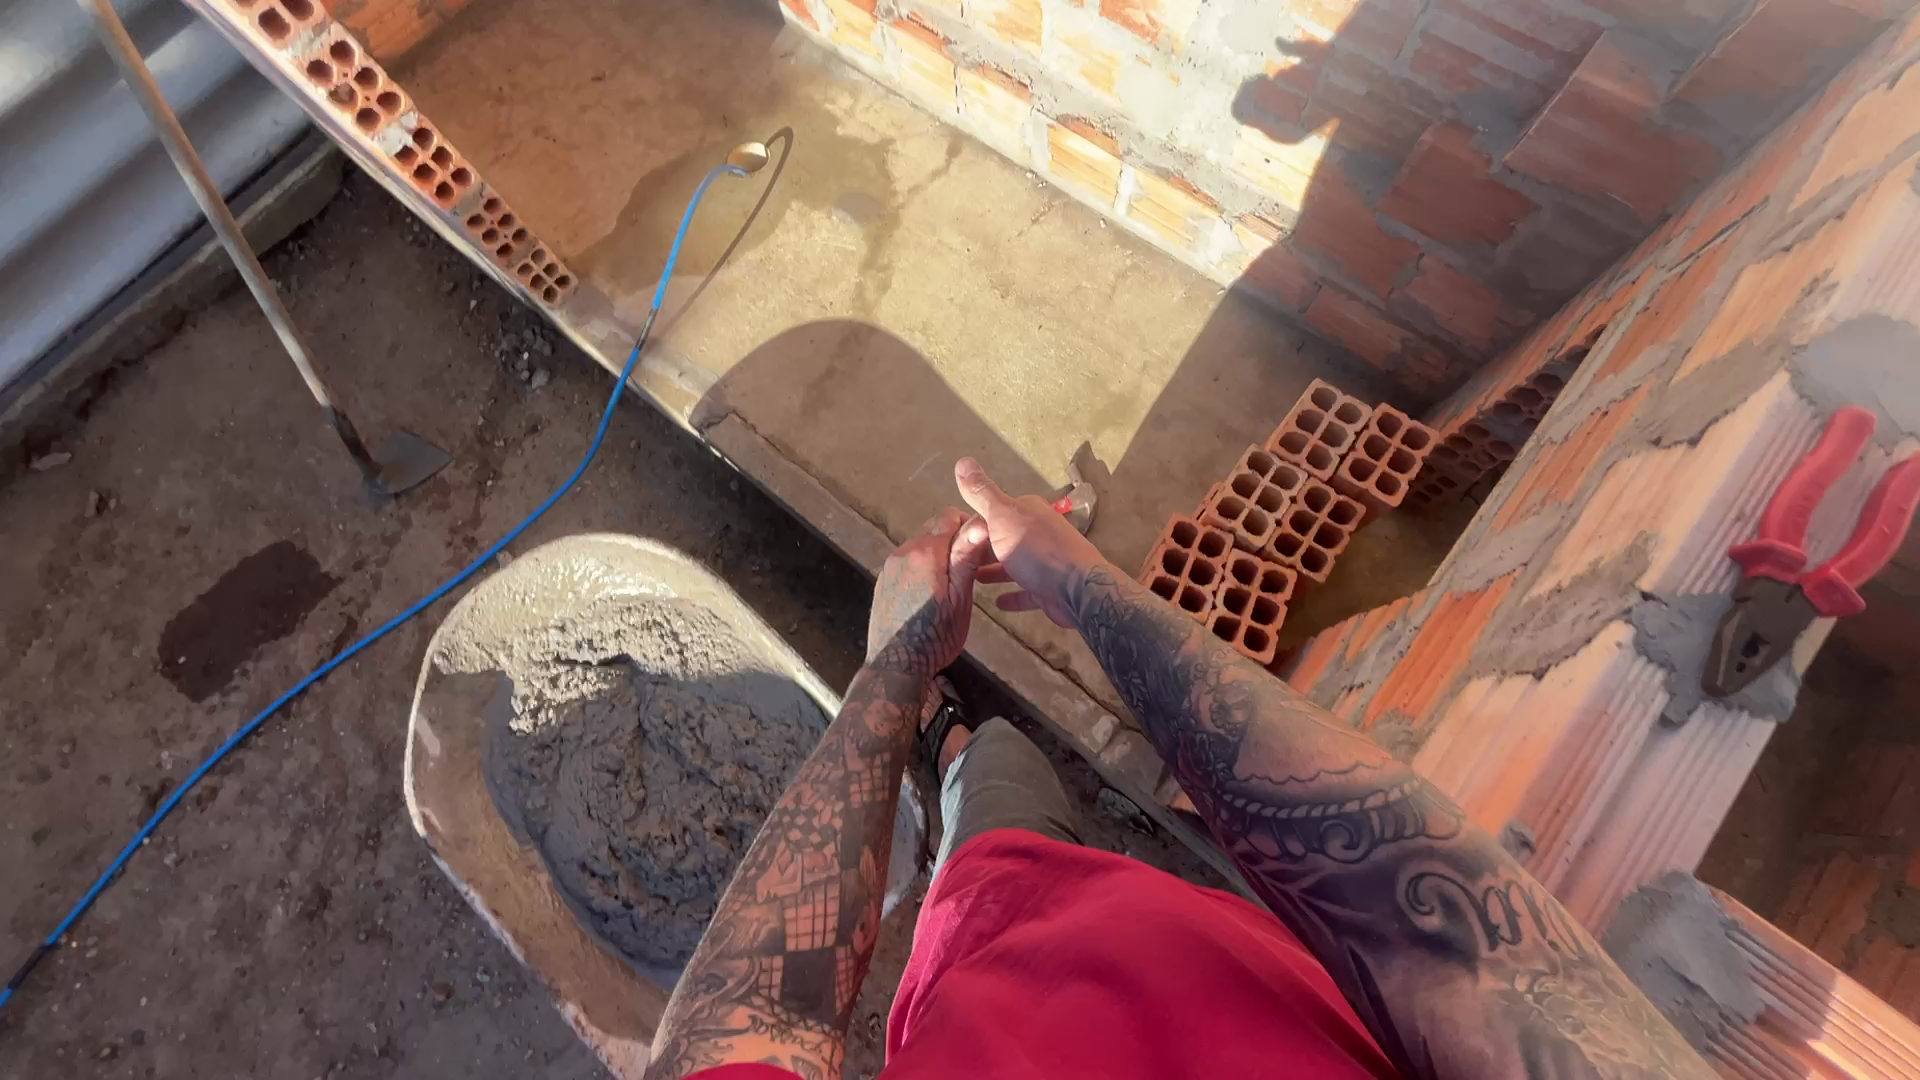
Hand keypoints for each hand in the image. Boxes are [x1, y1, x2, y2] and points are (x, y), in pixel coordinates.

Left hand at [867, 507, 993, 673]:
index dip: (968, 527)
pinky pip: (907, 561)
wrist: (897, 666)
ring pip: (919, 545)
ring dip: (937, 554)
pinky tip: (929, 593)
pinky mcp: (883, 581)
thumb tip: (981, 521)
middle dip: (953, 541)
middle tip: (968, 568)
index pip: (948, 516)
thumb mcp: (960, 598)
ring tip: (950, 584)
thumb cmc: (936, 635)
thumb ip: (967, 556)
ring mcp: (889, 567)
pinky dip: (922, 567)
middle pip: (932, 528)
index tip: (979, 550)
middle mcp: (902, 552)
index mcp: (924, 551)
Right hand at [955, 458, 1105, 627]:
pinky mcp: (1049, 589)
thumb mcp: (1002, 515)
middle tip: (956, 559)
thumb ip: (982, 493)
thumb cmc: (1035, 549)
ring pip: (1014, 564)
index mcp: (1027, 511)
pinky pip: (1026, 591)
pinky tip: (996, 602)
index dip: (974, 522)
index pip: (995, 511)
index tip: (953, 535)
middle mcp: (1038, 533)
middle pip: (1004, 538)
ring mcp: (1045, 562)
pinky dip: (1012, 595)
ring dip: (995, 570)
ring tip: (972, 578)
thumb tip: (963, 461)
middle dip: (982, 547)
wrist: (1077, 588)